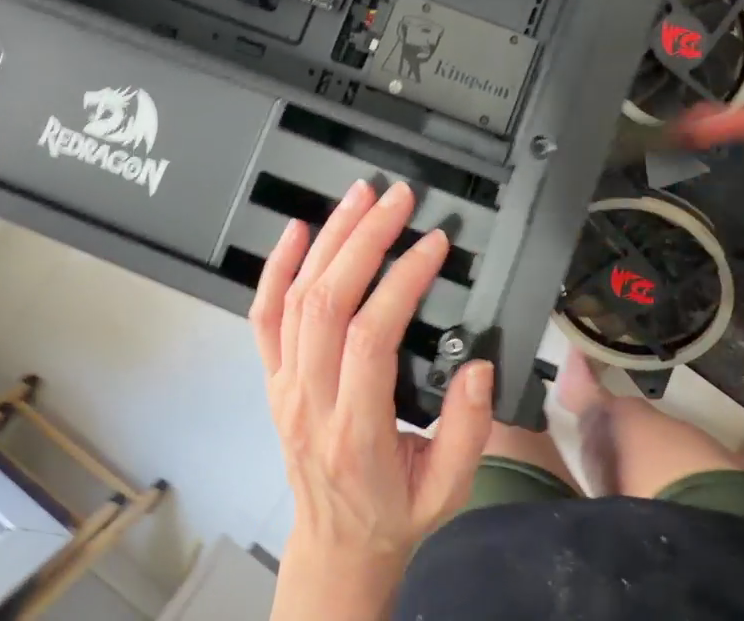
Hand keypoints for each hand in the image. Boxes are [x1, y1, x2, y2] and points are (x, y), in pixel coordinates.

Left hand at [250, 180, 494, 620]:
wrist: (338, 546)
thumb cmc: (393, 514)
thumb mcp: (449, 487)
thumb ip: (469, 428)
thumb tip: (478, 365)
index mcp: (356, 429)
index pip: (370, 335)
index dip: (402, 280)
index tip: (433, 246)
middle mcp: (311, 401)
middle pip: (327, 301)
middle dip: (364, 238)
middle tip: (397, 200)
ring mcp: (286, 387)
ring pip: (297, 298)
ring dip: (330, 239)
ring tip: (360, 197)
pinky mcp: (275, 379)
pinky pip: (265, 316)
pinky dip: (277, 268)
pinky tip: (298, 232)